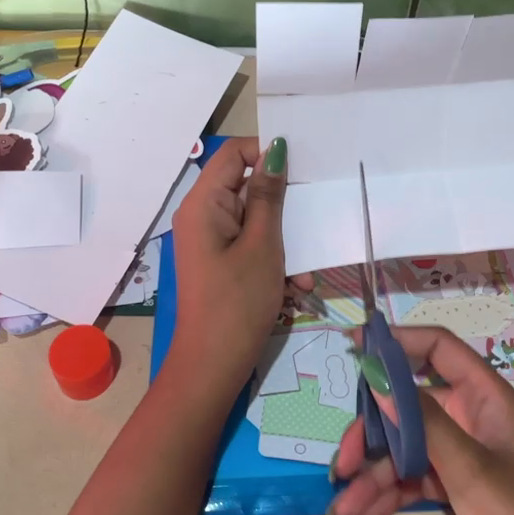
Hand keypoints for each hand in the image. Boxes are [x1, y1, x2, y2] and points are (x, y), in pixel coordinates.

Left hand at [166, 136, 302, 391]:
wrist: (213, 364)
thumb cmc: (238, 301)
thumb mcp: (263, 245)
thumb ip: (269, 195)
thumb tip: (274, 150)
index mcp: (203, 203)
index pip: (233, 153)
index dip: (266, 153)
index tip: (301, 172)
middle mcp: (202, 214)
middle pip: (246, 186)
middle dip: (283, 208)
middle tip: (311, 222)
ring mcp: (210, 239)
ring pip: (255, 219)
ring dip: (284, 241)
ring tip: (302, 273)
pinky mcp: (220, 260)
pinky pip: (251, 245)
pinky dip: (274, 260)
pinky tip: (293, 288)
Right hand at [328, 324, 513, 514]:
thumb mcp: (470, 468)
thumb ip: (423, 422)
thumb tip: (378, 379)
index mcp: (484, 395)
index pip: (436, 348)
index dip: (397, 342)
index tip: (354, 347)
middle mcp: (469, 415)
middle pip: (407, 403)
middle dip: (372, 431)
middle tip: (343, 462)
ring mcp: (459, 450)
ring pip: (403, 445)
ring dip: (373, 472)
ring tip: (345, 507)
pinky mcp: (452, 482)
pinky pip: (410, 475)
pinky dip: (386, 492)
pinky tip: (363, 513)